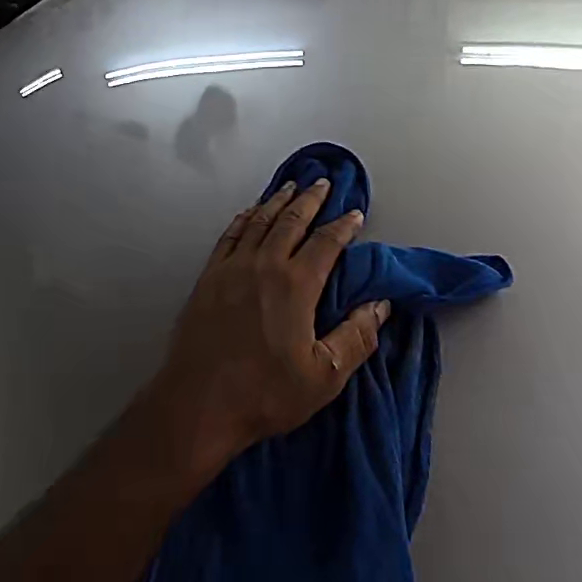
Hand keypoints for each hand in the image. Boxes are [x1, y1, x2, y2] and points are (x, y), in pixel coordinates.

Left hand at [144, 178, 389, 463]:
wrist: (201, 397)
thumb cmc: (266, 392)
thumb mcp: (325, 375)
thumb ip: (356, 337)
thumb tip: (380, 306)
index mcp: (295, 286)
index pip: (325, 244)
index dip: (342, 226)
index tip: (354, 213)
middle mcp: (262, 265)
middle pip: (290, 222)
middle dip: (309, 200)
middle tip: (322, 184)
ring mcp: (231, 267)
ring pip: (258, 222)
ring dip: (276, 202)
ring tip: (289, 187)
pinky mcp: (208, 275)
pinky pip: (229, 236)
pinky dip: (243, 219)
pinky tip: (248, 213)